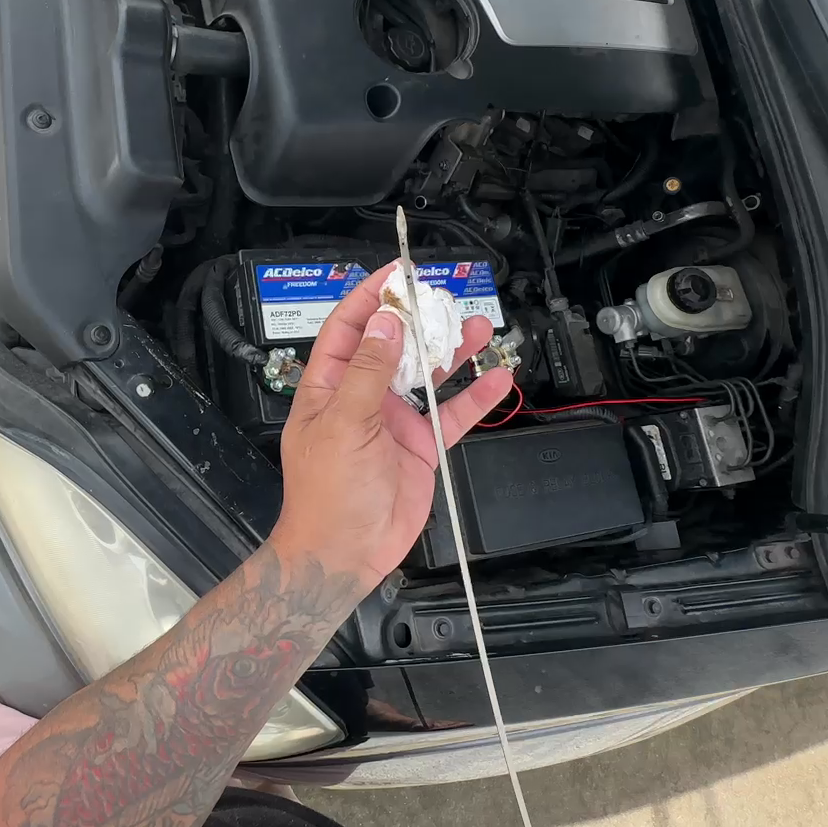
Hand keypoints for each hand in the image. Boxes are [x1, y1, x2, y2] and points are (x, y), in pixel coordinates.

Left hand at [270, 268, 513, 586]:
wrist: (346, 551)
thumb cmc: (328, 491)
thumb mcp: (344, 423)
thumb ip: (367, 373)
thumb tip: (384, 324)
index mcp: (330, 385)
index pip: (348, 328)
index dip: (369, 298)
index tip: (396, 275)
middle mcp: (362, 396)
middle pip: (393, 345)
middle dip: (418, 320)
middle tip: (445, 298)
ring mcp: (393, 419)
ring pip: (427, 375)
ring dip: (451, 352)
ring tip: (478, 327)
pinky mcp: (421, 444)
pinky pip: (452, 413)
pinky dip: (476, 397)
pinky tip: (499, 377)